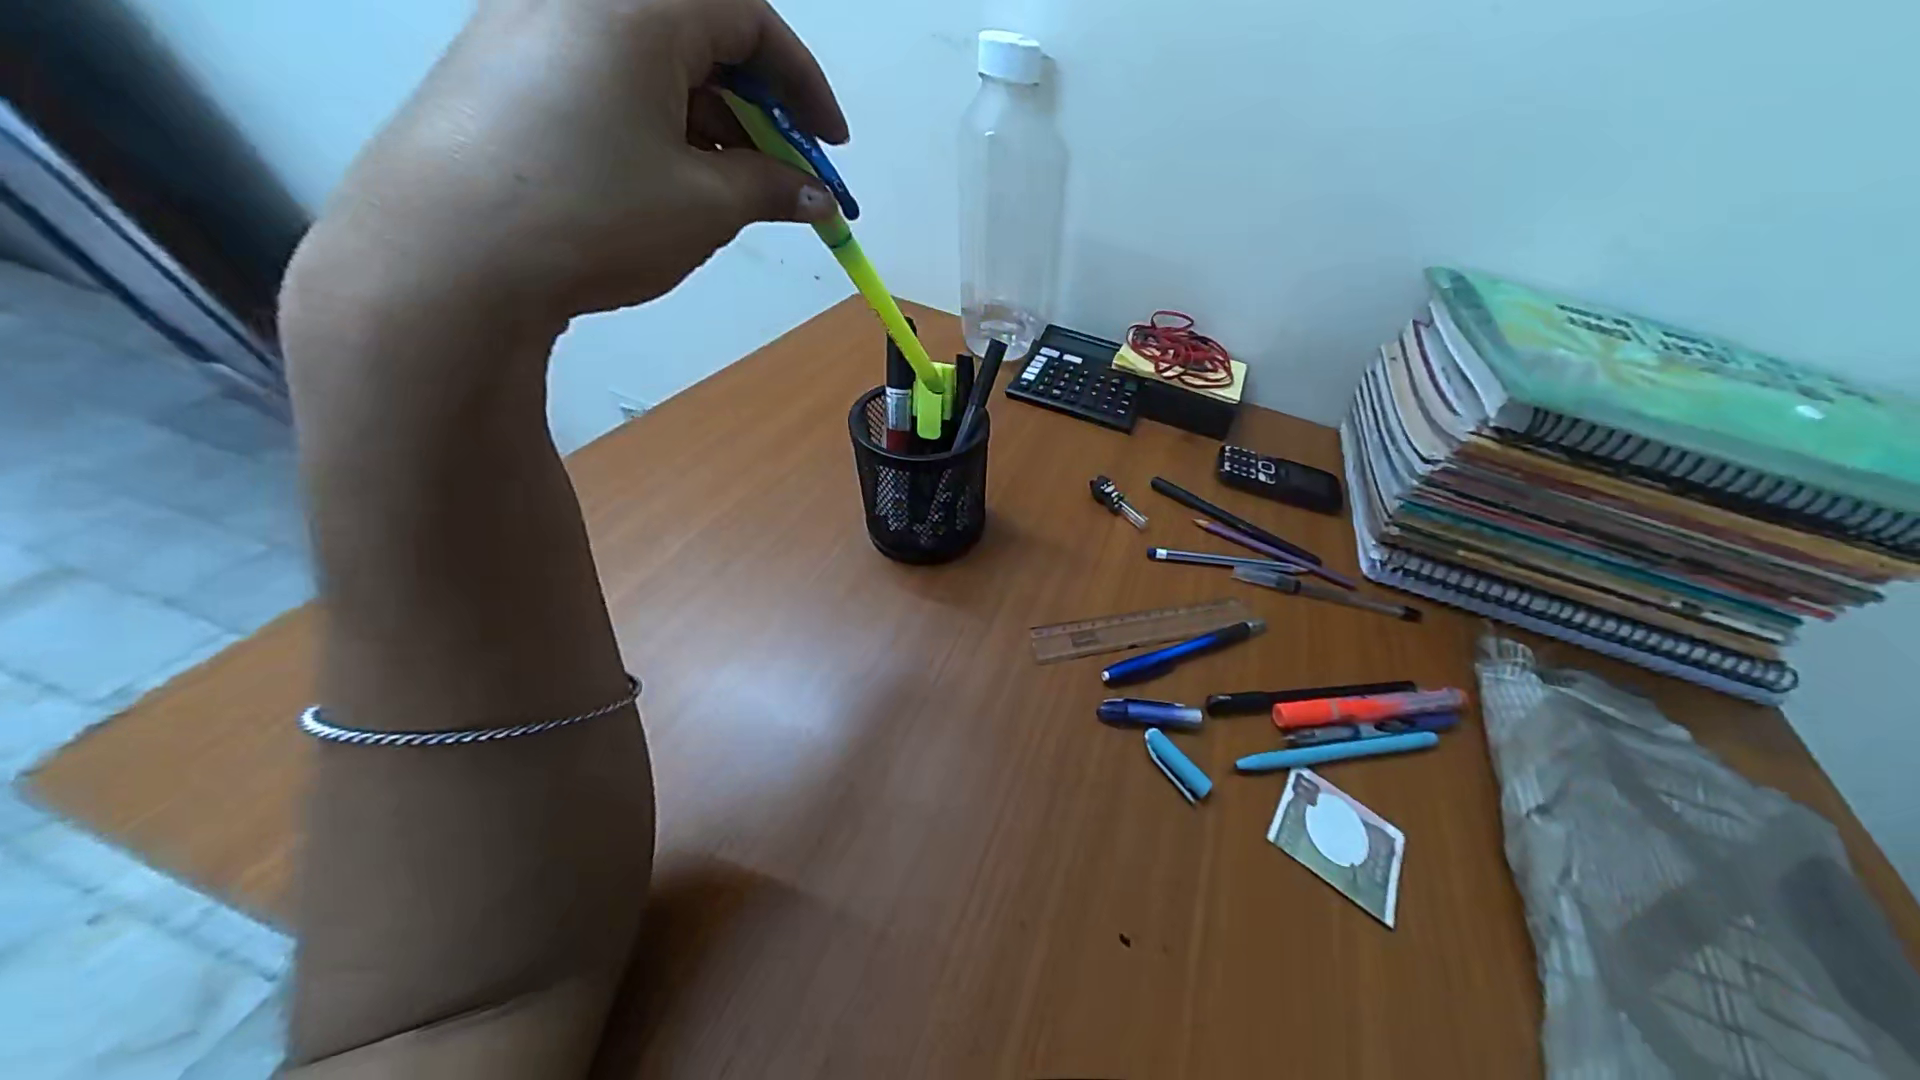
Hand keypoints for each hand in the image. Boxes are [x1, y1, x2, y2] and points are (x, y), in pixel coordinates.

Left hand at [291, 0, 846, 324]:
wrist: (444, 256)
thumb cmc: (596, 214)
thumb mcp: (704, 205)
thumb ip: (772, 189)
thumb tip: (817, 196)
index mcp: (636, 4)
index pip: (749, 18)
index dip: (805, 84)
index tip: (833, 145)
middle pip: (699, 35)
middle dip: (758, 109)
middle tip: (783, 175)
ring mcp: (529, 31)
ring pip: (651, 64)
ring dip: (708, 123)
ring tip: (727, 192)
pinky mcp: (500, 75)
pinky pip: (605, 83)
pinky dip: (655, 126)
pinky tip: (663, 183)